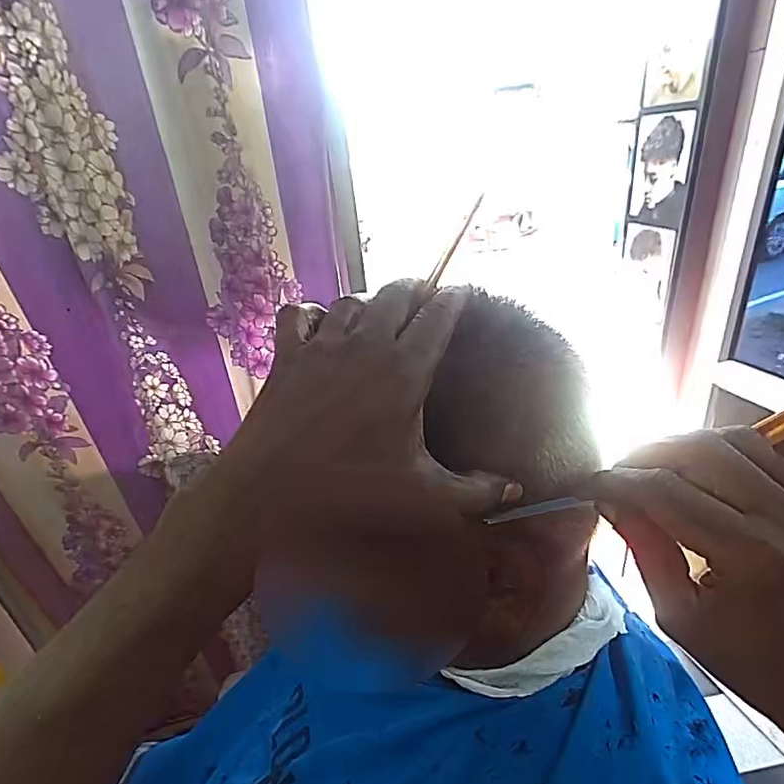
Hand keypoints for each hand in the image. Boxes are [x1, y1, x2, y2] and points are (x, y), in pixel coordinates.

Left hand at [170, 281, 517, 638]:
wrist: (269, 491)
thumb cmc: (349, 491)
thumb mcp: (422, 495)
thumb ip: (473, 492)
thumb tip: (515, 490)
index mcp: (405, 370)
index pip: (438, 316)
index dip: (455, 298)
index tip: (464, 289)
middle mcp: (365, 345)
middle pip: (397, 294)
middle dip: (416, 288)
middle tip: (426, 294)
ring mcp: (322, 346)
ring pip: (351, 300)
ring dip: (369, 300)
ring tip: (378, 312)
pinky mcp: (286, 356)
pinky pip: (301, 314)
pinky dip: (313, 313)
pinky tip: (319, 327)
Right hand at [576, 427, 783, 759]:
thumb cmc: (758, 668)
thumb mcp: (681, 619)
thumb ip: (647, 552)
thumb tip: (614, 505)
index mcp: (745, 555)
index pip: (662, 489)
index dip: (614, 481)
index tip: (590, 486)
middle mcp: (783, 519)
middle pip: (698, 451)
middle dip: (644, 456)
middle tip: (619, 477)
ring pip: (739, 439)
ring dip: (687, 446)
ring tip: (659, 470)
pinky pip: (783, 449)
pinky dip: (741, 448)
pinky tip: (716, 469)